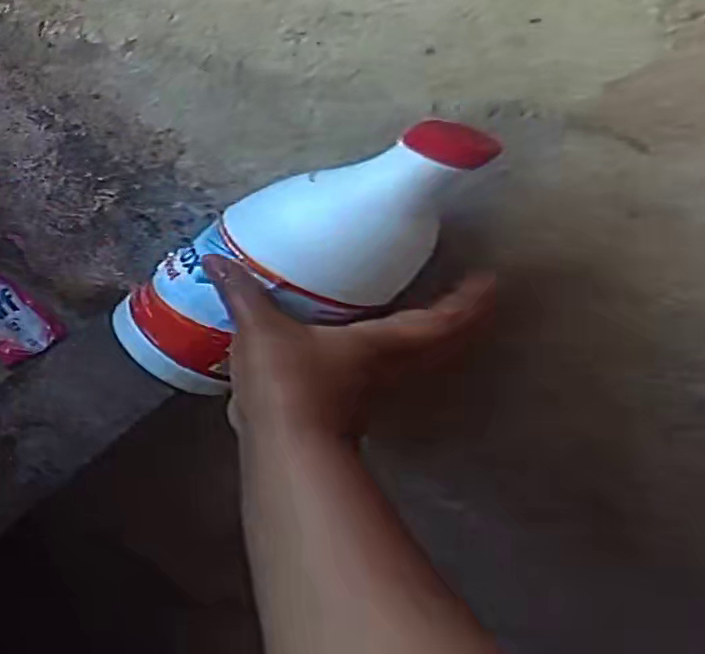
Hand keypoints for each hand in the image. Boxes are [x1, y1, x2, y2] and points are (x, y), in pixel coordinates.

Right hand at [204, 255, 494, 446]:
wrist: (287, 443)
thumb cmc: (289, 381)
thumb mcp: (259, 327)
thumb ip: (241, 292)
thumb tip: (217, 259)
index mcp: (378, 345)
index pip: (435, 322)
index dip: (463, 302)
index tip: (487, 281)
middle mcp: (386, 369)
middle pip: (436, 348)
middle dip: (452, 325)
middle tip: (456, 300)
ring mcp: (368, 393)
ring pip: (409, 365)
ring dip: (418, 345)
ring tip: (403, 320)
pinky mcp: (344, 406)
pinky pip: (374, 375)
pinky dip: (375, 359)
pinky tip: (345, 350)